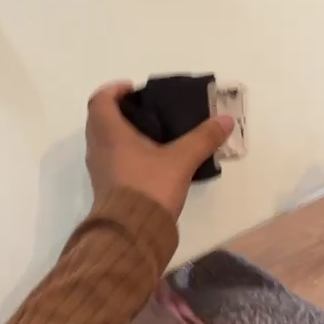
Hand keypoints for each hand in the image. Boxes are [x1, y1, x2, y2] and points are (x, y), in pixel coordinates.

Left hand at [85, 80, 234, 217]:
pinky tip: (148, 161)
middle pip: (99, 120)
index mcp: (109, 134)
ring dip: (121, 133)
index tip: (133, 89)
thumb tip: (225, 121)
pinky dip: (124, 154)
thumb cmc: (149, 188)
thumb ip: (202, 139)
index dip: (114, 90)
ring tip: (151, 135)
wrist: (131, 234)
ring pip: (103, 142)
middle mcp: (97, 149)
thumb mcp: (180, 161)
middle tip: (146, 111)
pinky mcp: (105, 188)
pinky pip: (110, 161)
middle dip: (120, 111)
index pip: (100, 101)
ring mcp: (98, 170)